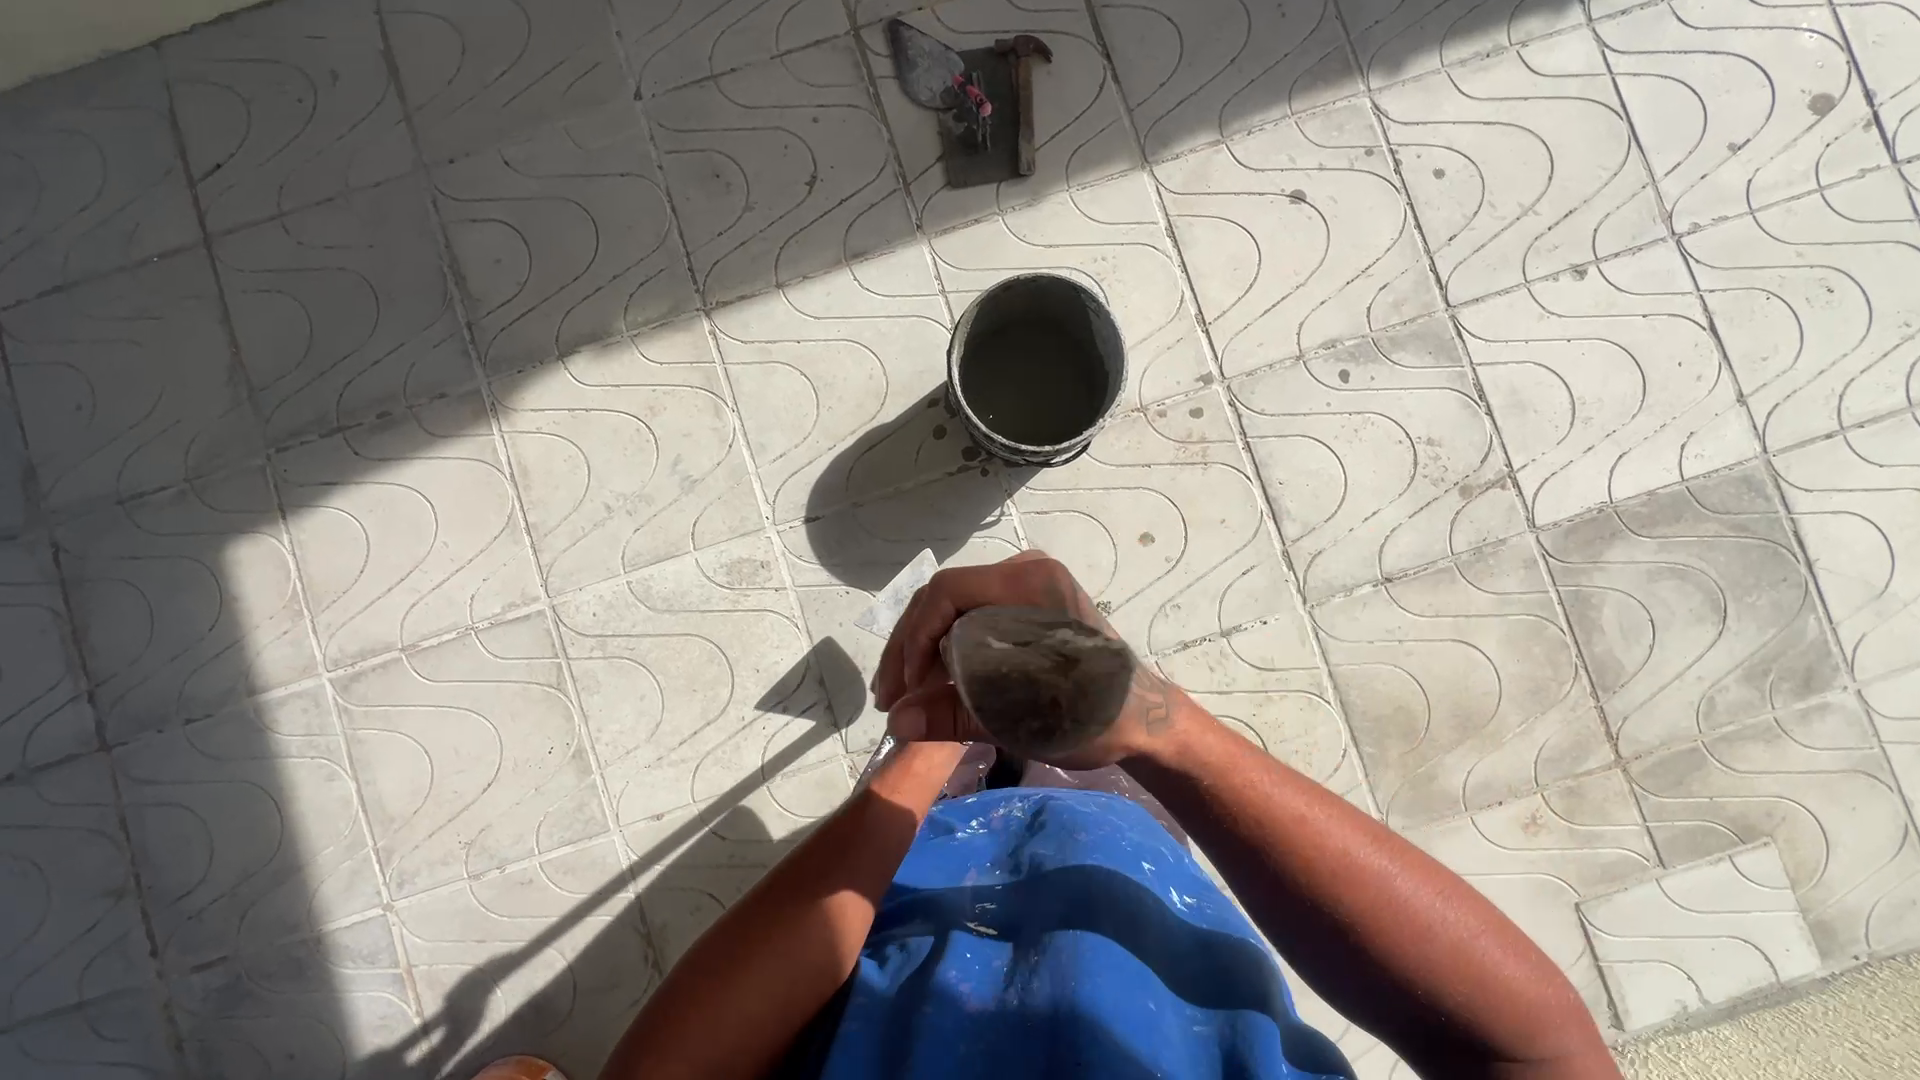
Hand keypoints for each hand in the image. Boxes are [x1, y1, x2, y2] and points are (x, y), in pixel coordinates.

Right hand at [874, 551, 1188, 769]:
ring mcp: (1027, 585)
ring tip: (904, 696)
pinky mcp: (1026, 604)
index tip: (905, 688)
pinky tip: (934, 682)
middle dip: (910, 648)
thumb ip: (954, 715)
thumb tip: (895, 723)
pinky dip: (947, 647)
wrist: (1144, 720)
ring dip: (923, 649)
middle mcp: (1026, 572)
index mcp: (1030, 585)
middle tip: (889, 697)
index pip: (947, 592)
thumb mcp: (1019, 720)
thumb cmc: (1092, 717)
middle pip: (944, 597)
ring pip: (953, 608)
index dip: (914, 638)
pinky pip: (971, 616)